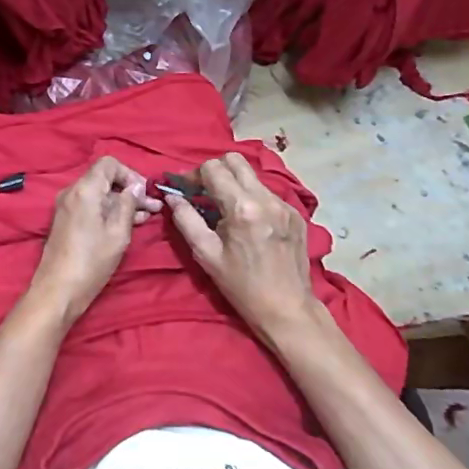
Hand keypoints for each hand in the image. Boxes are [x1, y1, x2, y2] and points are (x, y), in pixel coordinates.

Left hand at [30, 157, 162, 322]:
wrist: (58, 291)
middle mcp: (72, 191)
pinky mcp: (65, 220)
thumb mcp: (119, 232)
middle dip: (129, 190)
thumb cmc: (92, 261)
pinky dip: (108, 210)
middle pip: (104, 178)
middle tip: (152, 207)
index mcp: (85, 189)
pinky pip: (90, 205)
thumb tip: (135, 188)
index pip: (109, 164)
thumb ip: (128, 204)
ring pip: (99, 193)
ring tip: (146, 217)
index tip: (144, 193)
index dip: (130, 174)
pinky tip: (127, 223)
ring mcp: (66, 206)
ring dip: (121, 202)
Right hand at [165, 153, 321, 343]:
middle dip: (215, 171)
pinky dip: (253, 199)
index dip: (194, 175)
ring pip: (253, 176)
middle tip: (204, 193)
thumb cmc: (242, 286)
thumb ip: (186, 220)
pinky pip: (268, 193)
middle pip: (235, 160)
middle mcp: (266, 198)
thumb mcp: (207, 255)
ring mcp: (285, 204)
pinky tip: (250, 224)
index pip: (213, 168)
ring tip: (226, 210)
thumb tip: (172, 197)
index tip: (185, 190)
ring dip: (235, 185)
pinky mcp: (296, 213)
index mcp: (242, 208)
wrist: (287, 308)